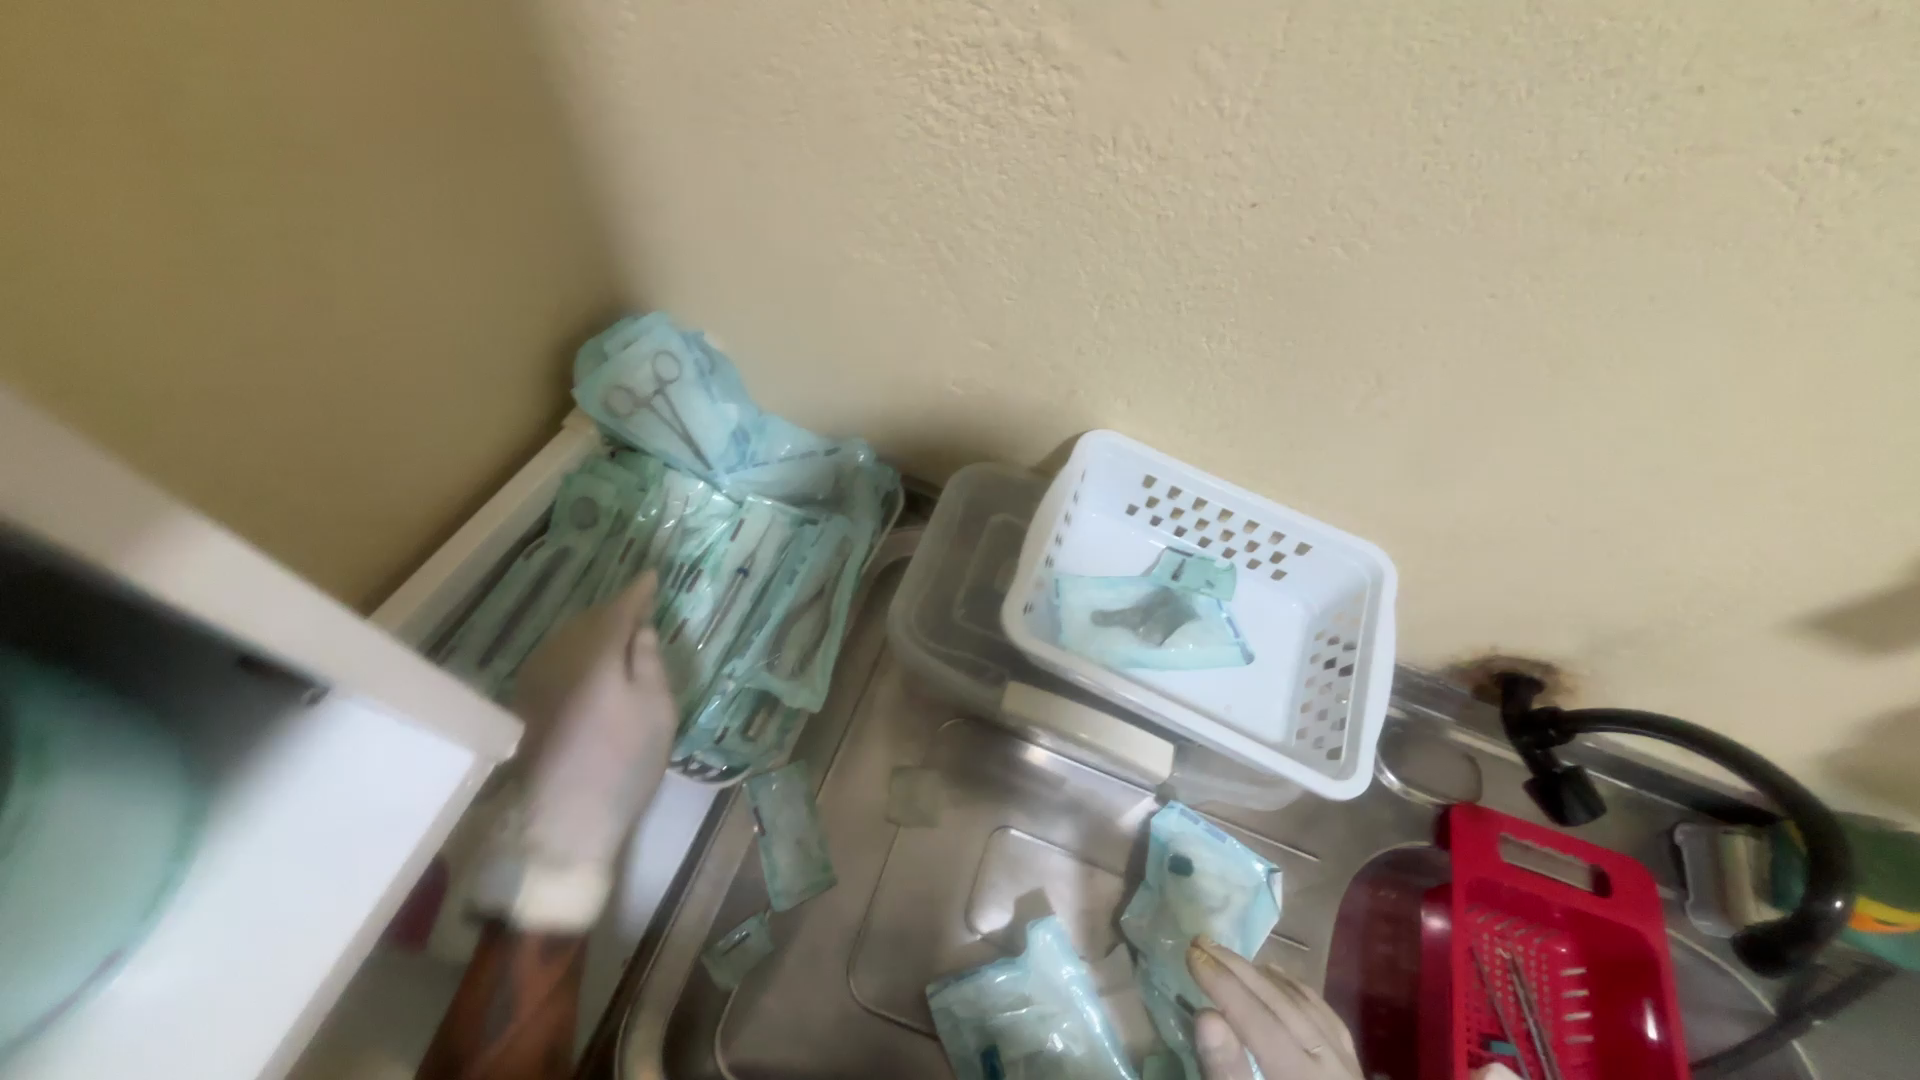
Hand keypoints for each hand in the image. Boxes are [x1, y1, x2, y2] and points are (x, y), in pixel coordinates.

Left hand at [475, 573, 678, 930]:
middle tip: (639, 605)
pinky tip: (588, 661)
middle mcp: (560, 657)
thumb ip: (649, 662)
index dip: (638, 592)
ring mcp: (537, 679)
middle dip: (614, 609)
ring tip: (617, 630)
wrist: (563, 819)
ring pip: (568, 637)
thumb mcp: (656, 710)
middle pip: (589, 620)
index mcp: (597, 654)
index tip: (653, 577)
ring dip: (592, 629)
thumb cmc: (623, 763)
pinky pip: (556, 657)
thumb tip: (639, 628)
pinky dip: (576, 649)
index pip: (619, 609)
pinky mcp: (526, 702)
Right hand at [1185, 937, 1362, 1079]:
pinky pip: (1327, 1018)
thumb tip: (1206, 1015)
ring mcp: (1349, 1066)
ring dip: (1263, 976)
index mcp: (1301, 1078)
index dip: (1222, 985)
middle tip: (1201, 941)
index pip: (1257, 1021)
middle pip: (1281, 1006)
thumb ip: (1229, 1072)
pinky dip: (1298, 992)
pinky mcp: (1355, 1067)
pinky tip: (1278, 978)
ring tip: (1228, 957)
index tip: (1191, 954)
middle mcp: (1332, 1066)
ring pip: (1305, 1007)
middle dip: (1237, 970)